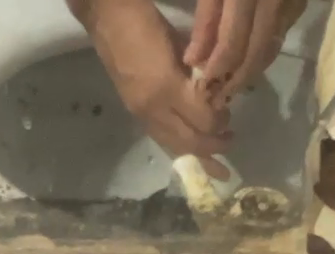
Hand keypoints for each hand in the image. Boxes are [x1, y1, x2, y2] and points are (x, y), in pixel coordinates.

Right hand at [79, 0, 231, 176]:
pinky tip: (190, 146)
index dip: (219, 122)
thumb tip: (215, 93)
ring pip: (175, 147)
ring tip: (213, 155)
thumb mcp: (180, 43)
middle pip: (190, 142)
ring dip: (197, 153)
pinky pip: (161, 139)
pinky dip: (179, 146)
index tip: (228, 113)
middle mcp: (153, 108)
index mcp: (167, 86)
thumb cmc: (146, 22)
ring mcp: (142, 114)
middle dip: (213, 147)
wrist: (106, 16)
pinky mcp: (135, 114)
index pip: (203, 120)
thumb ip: (198, 72)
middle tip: (228, 141)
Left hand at [185, 0, 304, 98]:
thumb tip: (196, 58)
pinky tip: (248, 56)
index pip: (232, 43)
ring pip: (270, 46)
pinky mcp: (300, 0)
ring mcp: (290, 1)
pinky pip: (281, 31)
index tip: (201, 84)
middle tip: (217, 97)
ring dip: (250, 68)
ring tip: (229, 83)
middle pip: (255, 52)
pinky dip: (264, 48)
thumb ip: (207, 14)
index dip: (217, 68)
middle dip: (235, 78)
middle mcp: (273, 0)